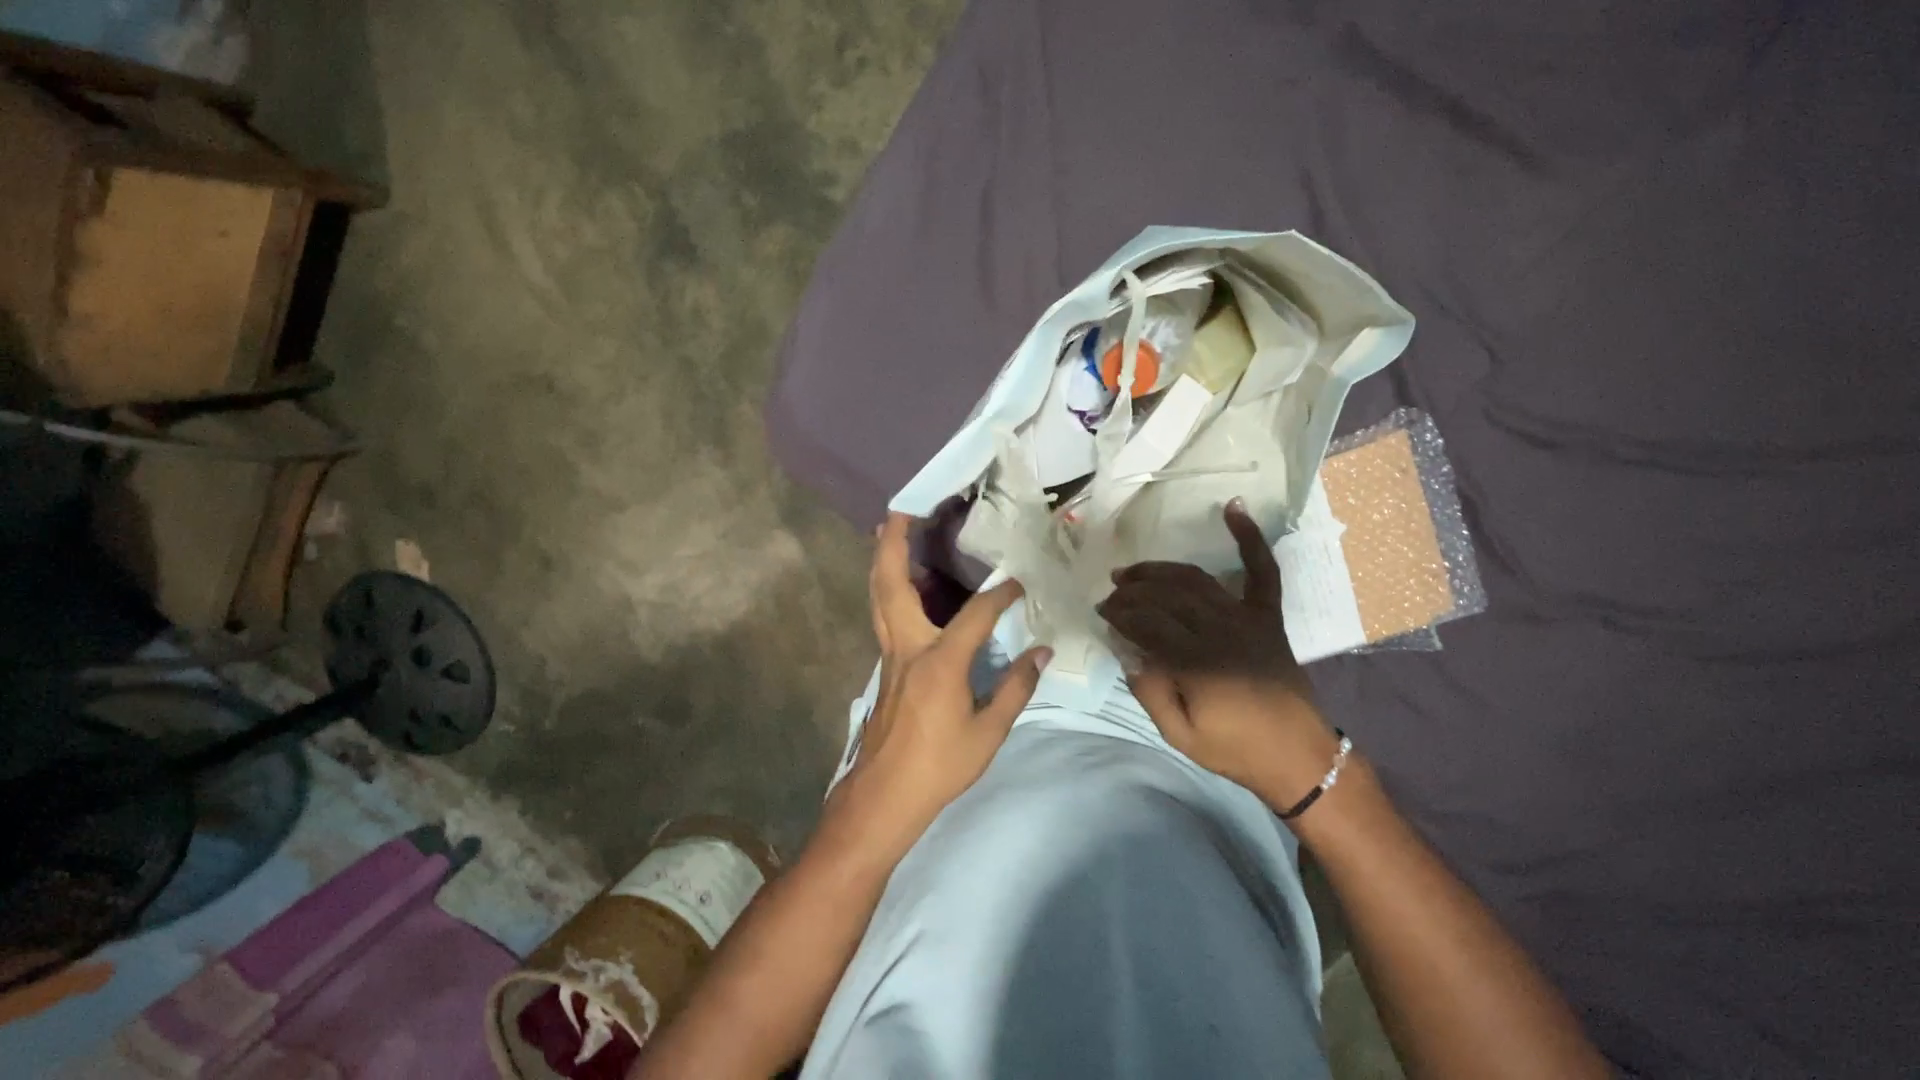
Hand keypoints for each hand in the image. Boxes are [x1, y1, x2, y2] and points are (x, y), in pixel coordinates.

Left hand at [828, 513, 1051, 855]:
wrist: (883, 797)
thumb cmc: (939, 766)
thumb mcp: (988, 732)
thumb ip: (1016, 688)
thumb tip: (1043, 653)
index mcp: (938, 662)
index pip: (974, 614)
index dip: (1000, 595)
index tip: (1019, 582)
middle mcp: (907, 649)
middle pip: (891, 584)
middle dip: (892, 544)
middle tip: (899, 511)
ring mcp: (889, 658)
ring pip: (878, 598)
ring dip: (883, 563)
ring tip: (888, 534)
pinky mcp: (883, 671)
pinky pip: (883, 617)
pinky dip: (888, 591)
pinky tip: (902, 590)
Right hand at [1098, 499, 1338, 811]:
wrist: (1298, 756)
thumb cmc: (1235, 751)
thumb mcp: (1180, 735)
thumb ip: (1151, 692)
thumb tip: (1127, 653)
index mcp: (1198, 664)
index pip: (1147, 624)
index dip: (1120, 614)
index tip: (1101, 614)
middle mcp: (1221, 631)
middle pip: (1167, 596)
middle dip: (1133, 591)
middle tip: (1111, 595)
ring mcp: (1248, 619)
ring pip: (1196, 580)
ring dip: (1161, 570)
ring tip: (1133, 571)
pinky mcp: (1268, 617)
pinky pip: (1262, 571)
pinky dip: (1250, 538)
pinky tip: (1233, 508)